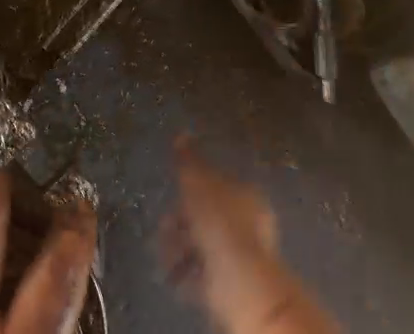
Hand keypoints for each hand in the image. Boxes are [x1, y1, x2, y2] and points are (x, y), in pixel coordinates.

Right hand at [162, 138, 337, 333]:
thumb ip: (189, 160)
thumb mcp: (198, 182)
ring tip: (167, 256)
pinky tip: (175, 274)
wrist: (237, 279)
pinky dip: (185, 271)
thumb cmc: (218, 222)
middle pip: (205, 216)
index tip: (173, 198)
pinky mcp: (230, 279)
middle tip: (165, 229)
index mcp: (247, 197)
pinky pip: (201, 269)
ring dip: (177, 249)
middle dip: (179, 223)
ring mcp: (240, 254)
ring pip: (199, 244)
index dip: (190, 191)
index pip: (215, 185)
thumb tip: (182, 134)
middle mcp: (248, 224)